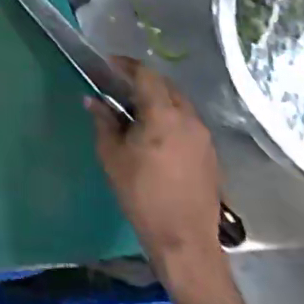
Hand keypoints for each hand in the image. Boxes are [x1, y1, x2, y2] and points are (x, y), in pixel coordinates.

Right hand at [89, 58, 222, 265]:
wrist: (184, 239)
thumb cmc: (141, 194)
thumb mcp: (112, 156)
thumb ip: (103, 122)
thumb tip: (93, 100)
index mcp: (163, 114)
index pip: (146, 75)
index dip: (127, 65)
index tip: (109, 64)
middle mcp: (189, 118)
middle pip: (166, 86)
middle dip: (143, 81)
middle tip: (119, 87)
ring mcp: (204, 136)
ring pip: (179, 104)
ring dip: (158, 100)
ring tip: (135, 110)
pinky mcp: (210, 154)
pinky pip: (188, 123)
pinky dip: (170, 118)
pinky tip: (155, 135)